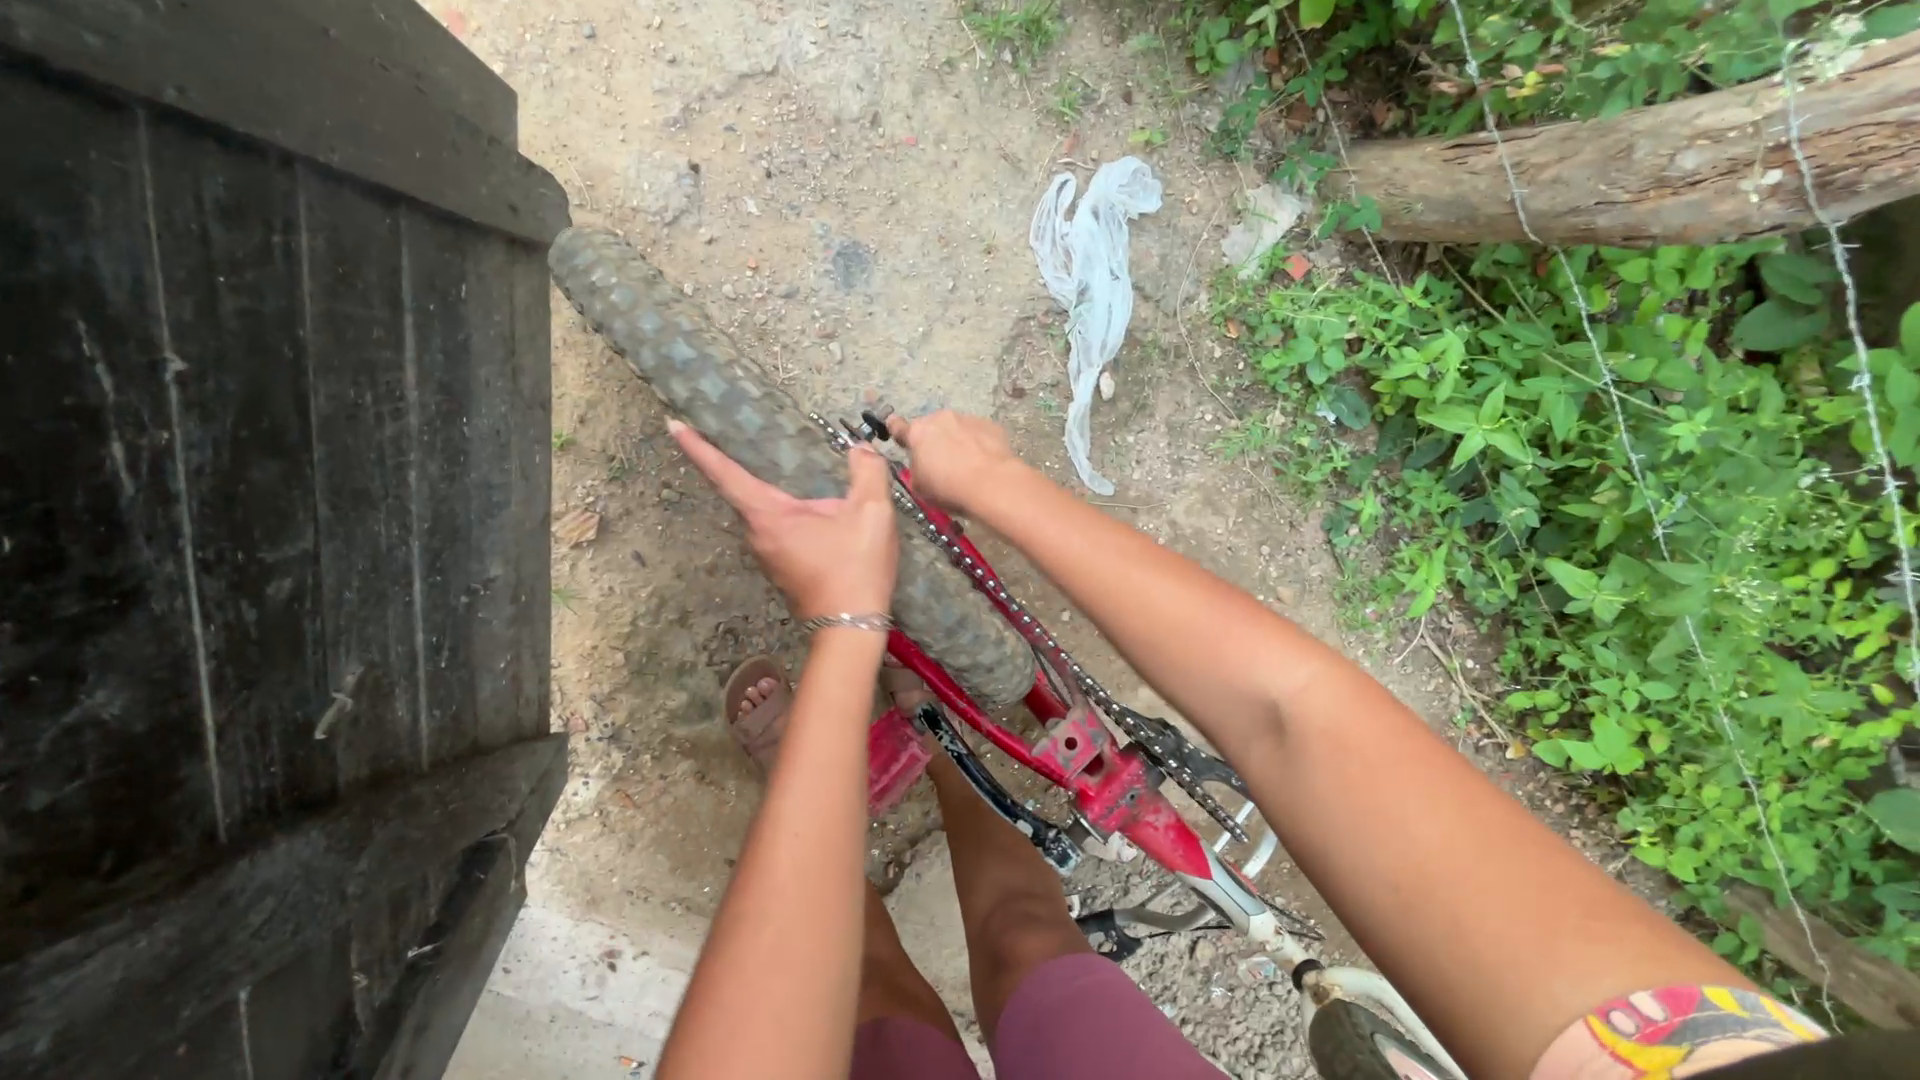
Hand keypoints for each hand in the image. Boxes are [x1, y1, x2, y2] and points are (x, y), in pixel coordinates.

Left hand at [670, 418, 898, 619]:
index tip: (673, 425)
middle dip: (733, 462)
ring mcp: (766, 555)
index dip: (698, 447)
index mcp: (768, 515)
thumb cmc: (855, 569)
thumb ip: (867, 472)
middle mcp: (757, 534)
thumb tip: (860, 449)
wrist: (852, 627)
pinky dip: (782, 511)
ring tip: (777, 465)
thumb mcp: (872, 513)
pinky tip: (806, 507)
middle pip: (740, 491)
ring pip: (761, 512)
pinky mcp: (780, 568)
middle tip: (727, 432)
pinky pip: (776, 528)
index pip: (724, 473)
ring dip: (766, 491)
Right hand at [885, 410, 1024, 513]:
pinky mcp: (990, 425)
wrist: (992, 484)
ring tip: (968, 465)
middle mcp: (941, 419)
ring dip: (958, 442)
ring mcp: (968, 419)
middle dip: (934, 442)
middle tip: (942, 464)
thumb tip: (922, 467)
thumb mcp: (920, 488)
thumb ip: (916, 471)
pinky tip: (984, 462)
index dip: (897, 431)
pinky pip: (979, 434)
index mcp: (918, 433)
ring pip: (957, 429)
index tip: (896, 430)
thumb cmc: (949, 488)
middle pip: (932, 428)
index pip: (899, 427)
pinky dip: (979, 444)